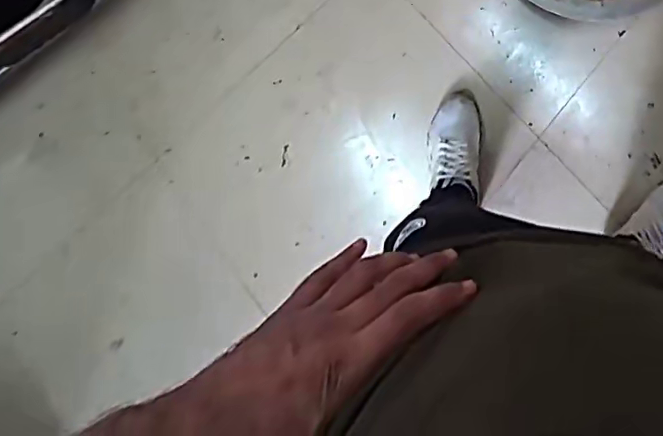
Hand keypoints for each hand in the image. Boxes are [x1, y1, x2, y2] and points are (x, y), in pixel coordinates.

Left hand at [113, 241, 472, 435]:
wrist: (195, 428)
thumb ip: (360, 422)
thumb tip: (393, 422)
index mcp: (345, 359)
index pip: (406, 318)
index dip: (441, 300)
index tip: (468, 287)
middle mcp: (332, 326)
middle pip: (389, 286)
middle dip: (425, 270)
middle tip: (451, 256)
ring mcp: (307, 315)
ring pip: (360, 274)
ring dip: (392, 260)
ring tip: (416, 253)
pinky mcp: (285, 314)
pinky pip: (322, 277)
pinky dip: (344, 258)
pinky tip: (358, 246)